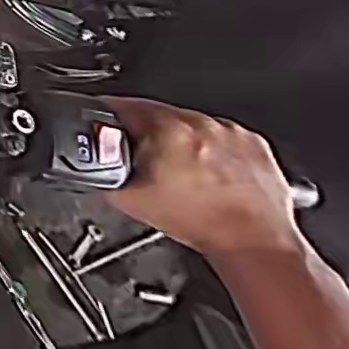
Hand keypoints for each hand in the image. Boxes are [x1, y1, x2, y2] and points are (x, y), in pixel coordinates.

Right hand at [99, 97, 305, 260]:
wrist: (253, 243)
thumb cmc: (200, 223)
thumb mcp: (129, 199)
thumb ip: (105, 171)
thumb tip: (96, 157)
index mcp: (166, 130)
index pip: (123, 105)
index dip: (108, 116)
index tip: (107, 124)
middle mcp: (199, 124)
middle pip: (156, 114)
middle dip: (145, 132)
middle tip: (144, 158)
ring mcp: (228, 131)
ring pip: (188, 124)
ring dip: (178, 139)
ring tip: (180, 171)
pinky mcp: (251, 141)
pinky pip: (218, 135)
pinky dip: (209, 148)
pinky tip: (206, 173)